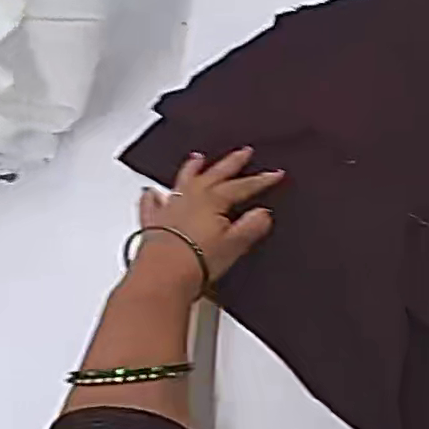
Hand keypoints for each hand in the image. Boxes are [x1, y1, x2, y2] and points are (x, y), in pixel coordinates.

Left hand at [130, 147, 283, 295]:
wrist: (162, 277)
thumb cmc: (197, 261)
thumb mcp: (236, 243)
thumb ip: (252, 225)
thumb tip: (263, 213)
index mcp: (212, 200)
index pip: (243, 186)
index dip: (262, 180)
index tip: (276, 174)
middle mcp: (190, 198)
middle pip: (215, 175)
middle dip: (232, 163)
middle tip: (243, 152)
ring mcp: (169, 208)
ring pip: (184, 181)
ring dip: (193, 168)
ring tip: (198, 158)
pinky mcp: (153, 223)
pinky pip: (152, 203)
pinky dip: (153, 196)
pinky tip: (152, 192)